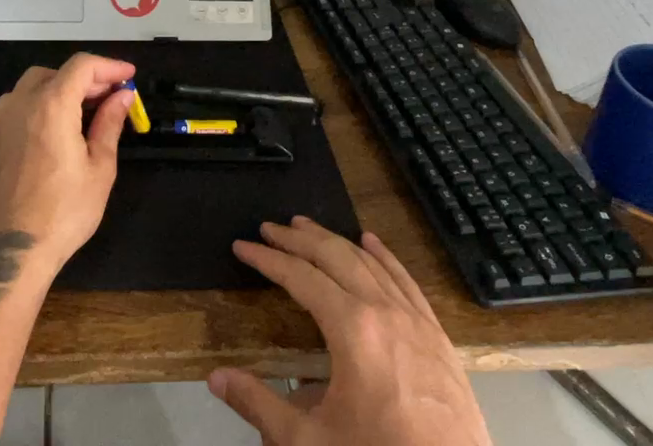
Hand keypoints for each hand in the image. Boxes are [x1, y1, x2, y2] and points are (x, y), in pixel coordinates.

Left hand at [0, 53, 136, 269]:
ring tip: (91, 111)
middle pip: (58, 72)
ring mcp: (3, 119)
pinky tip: (63, 126)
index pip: (82, 66)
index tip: (130, 76)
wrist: (14, 247)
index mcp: (51, 105)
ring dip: (65, 88)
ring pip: (36, 85)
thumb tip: (122, 96)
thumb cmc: (65, 211)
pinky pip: (22, 104)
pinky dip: (45, 102)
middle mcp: (22, 102)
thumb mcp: (99, 167)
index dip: (109, 66)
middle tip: (114, 97)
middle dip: (88, 78)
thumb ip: (110, 123)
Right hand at [209, 218, 491, 445]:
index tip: (242, 247)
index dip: (267, 259)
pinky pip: (405, 280)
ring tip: (307, 228)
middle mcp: (384, 311)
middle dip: (297, 239)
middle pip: (334, 257)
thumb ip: (259, 405)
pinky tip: (371, 243)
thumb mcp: (309, 442)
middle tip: (269, 228)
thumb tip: (216, 377)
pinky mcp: (436, 335)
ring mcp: (415, 320)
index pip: (299, 277)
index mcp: (351, 329)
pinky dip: (382, 255)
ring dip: (334, 240)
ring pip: (369, 261)